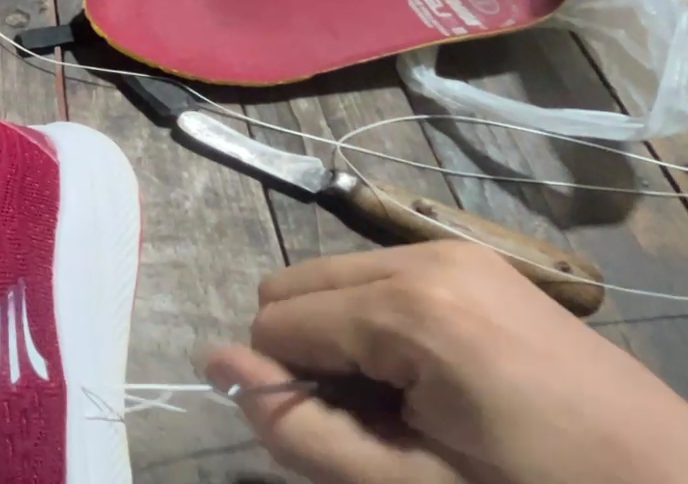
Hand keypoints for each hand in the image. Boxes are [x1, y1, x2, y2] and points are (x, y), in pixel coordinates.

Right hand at [206, 241, 687, 483]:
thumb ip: (301, 430)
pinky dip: (373, 323)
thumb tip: (214, 362)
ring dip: (337, 338)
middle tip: (377, 422)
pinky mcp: (472, 259)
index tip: (351, 438)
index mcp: (410, 308)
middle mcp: (419, 256)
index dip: (289, 385)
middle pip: (290, 287)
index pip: (275, 321)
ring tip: (407, 402)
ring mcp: (450, 250)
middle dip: (307, 353)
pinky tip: (431, 375)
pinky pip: (372, 277)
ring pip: (326, 280)